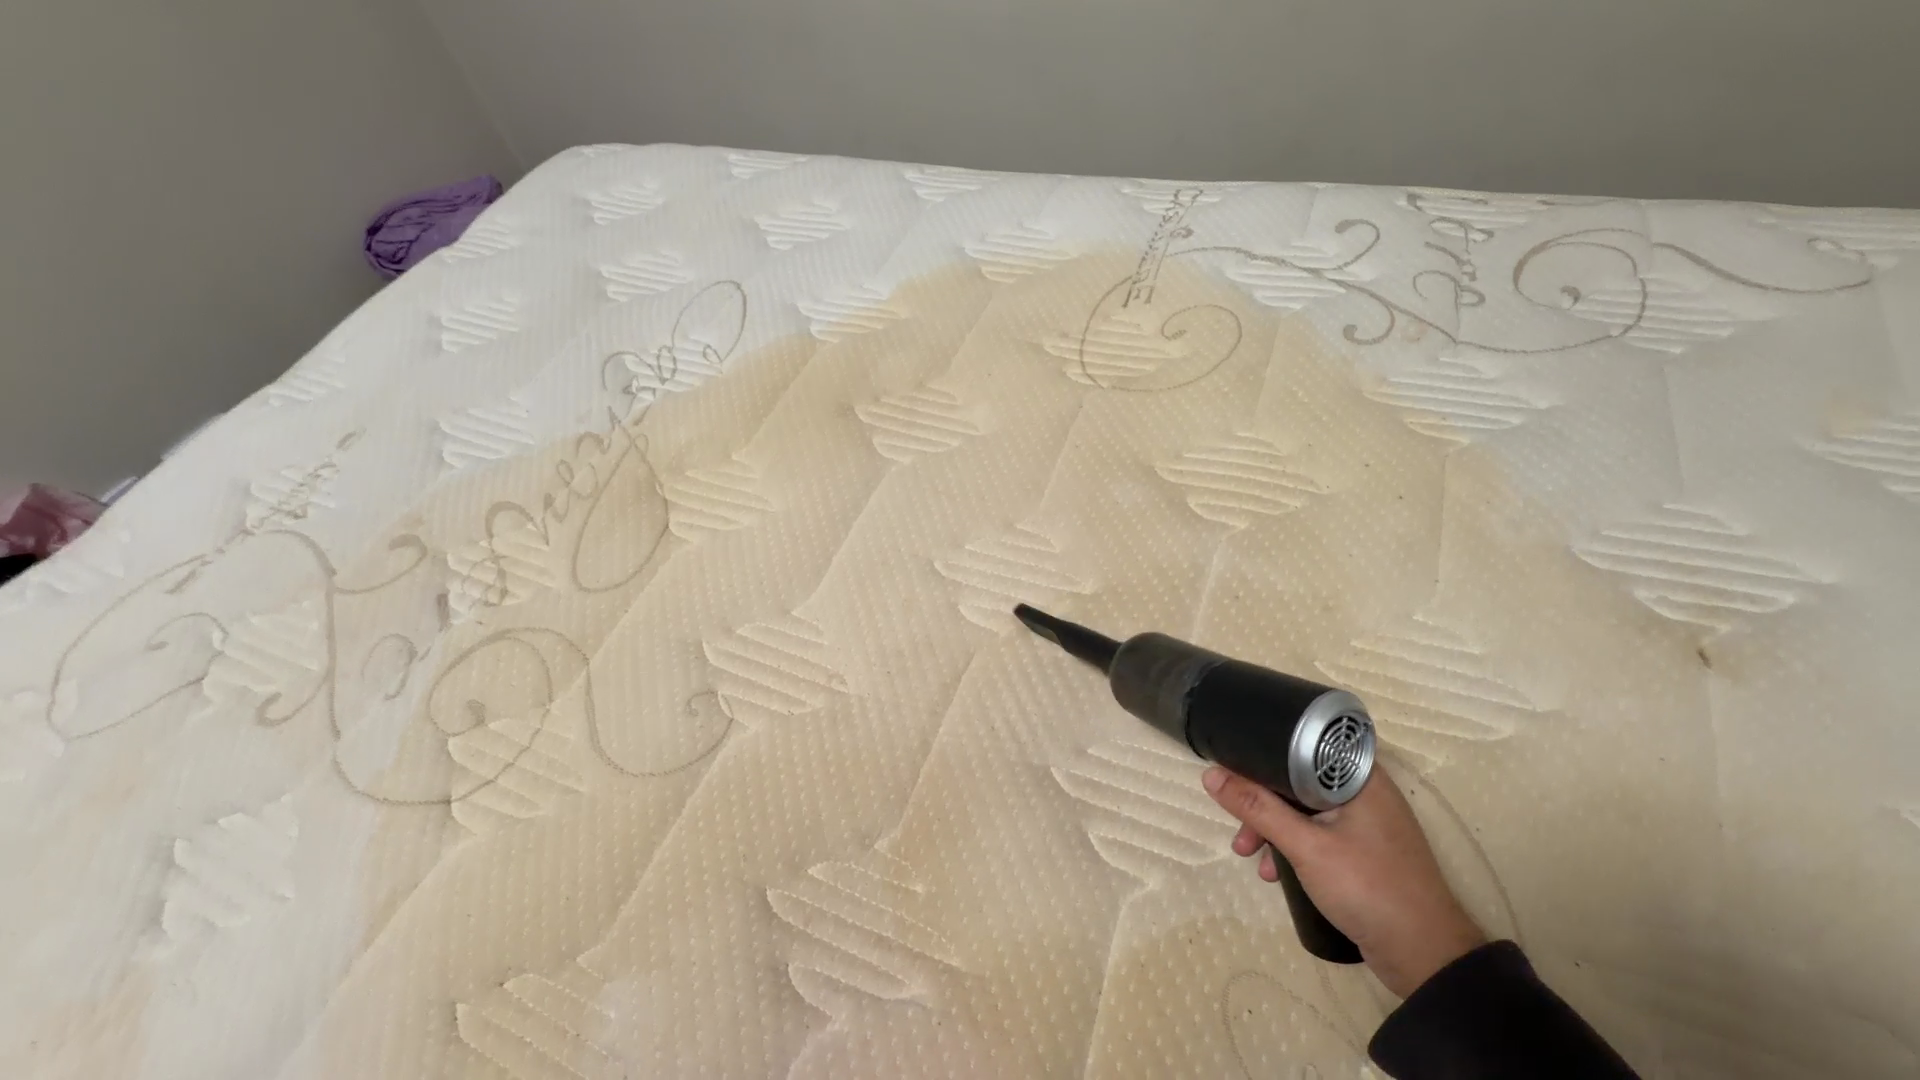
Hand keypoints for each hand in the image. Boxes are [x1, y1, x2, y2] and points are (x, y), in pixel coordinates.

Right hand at [1202, 764, 1486, 997]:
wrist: (1424, 955)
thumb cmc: (1367, 887)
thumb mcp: (1305, 846)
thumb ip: (1258, 809)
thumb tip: (1211, 775)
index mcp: (1358, 776)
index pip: (1300, 747)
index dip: (1260, 758)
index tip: (1230, 777)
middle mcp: (1364, 792)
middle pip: (1297, 782)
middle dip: (1262, 805)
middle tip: (1239, 832)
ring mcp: (1367, 824)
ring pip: (1305, 812)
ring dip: (1274, 830)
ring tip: (1251, 857)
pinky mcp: (1365, 852)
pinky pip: (1318, 836)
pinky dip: (1294, 848)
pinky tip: (1278, 874)